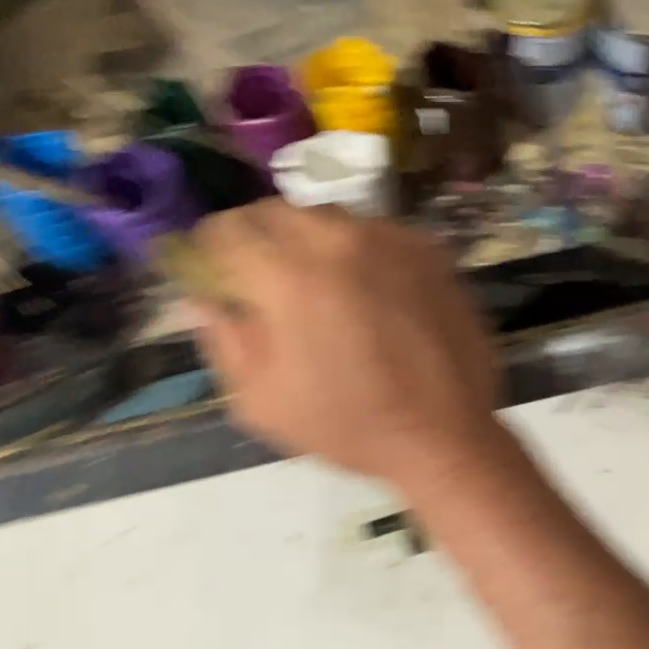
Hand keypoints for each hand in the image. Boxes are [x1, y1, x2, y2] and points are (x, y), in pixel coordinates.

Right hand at [193, 203, 503, 484]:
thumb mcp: (264, 402)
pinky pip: (381, 233)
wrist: (446, 436)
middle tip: (258, 269)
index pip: (226, 231)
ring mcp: (392, 242)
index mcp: (289, 278)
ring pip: (333, 217)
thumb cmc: (350, 428)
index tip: (209, 264)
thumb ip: (225, 342)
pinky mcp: (431, 253)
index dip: (208, 246)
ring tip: (316, 278)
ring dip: (311, 238)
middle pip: (279, 212)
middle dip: (257, 234)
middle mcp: (339, 243)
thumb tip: (202, 300)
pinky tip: (368, 286)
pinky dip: (361, 248)